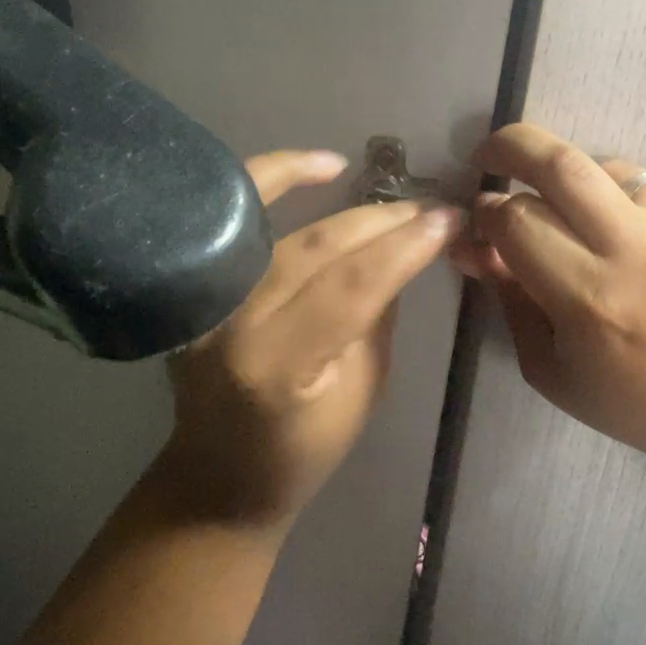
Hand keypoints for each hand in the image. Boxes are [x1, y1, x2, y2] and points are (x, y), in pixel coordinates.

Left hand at [156, 149, 462, 531]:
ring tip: (399, 198)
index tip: (449, 220)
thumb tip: (401, 250)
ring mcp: (207, 298)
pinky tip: (323, 166)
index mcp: (278, 365)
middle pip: (318, 248)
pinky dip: (278, 179)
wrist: (216, 478)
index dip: (404, 248)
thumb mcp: (360, 393)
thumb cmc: (300, 452)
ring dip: (349, 206)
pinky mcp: (196, 284)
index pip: (350, 287)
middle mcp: (235, 321)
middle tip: (433, 207)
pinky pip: (241, 218)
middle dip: (385, 222)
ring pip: (285, 227)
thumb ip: (376, 315)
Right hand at [450, 123, 645, 478]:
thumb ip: (507, 294)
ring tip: (594, 227)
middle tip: (494, 154)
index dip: (489, 209)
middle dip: (514, 146)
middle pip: (562, 163)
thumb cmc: (632, 399)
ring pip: (611, 168)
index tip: (484, 212)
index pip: (518, 220)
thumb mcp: (550, 365)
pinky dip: (636, 200)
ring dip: (584, 188)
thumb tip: (469, 240)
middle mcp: (642, 254)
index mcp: (592, 301)